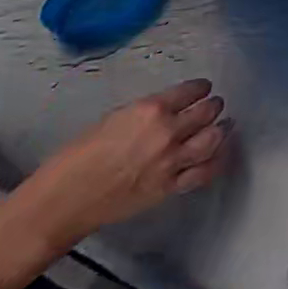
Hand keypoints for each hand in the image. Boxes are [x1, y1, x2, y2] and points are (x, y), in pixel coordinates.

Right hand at [6, 80, 230, 250]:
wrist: (63, 200)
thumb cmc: (78, 155)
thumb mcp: (114, 117)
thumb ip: (146, 112)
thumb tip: (168, 108)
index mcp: (150, 110)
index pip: (191, 91)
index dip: (200, 88)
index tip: (203, 87)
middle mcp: (167, 133)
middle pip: (207, 113)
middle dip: (214, 105)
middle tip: (215, 104)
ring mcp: (171, 162)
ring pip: (213, 139)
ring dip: (221, 129)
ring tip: (224, 125)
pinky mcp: (170, 187)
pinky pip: (205, 172)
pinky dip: (216, 160)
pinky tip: (219, 153)